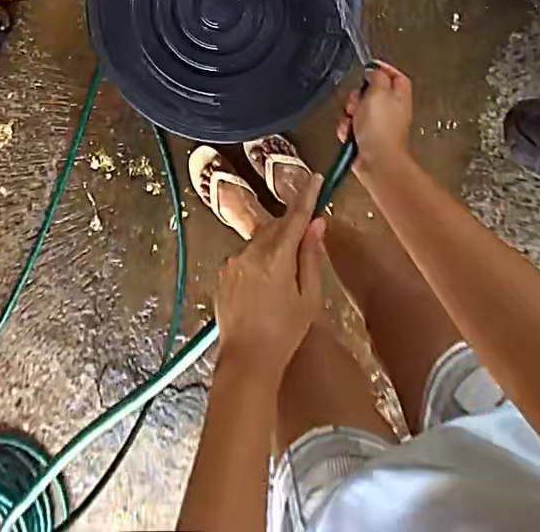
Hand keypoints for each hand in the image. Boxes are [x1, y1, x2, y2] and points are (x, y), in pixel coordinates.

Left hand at [214, 172, 324, 375]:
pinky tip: (264, 287)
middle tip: (304, 247)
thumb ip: (311, 256)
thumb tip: (316, 223)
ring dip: (273, 246)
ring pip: (260, 240)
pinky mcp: (223, 272)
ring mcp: (233, 261)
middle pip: (276, 226)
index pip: (295, 217)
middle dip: (290, 230)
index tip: (315, 177)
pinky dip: (258, 260)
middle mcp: (251, 252)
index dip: (307, 196)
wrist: (246, 361)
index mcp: (276, 257)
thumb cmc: (284, 332)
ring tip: (282, 279)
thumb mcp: (308, 297)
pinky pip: (245, 255)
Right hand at [337, 61, 413, 164]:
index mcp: (399, 97)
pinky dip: (347, 129)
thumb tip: (374, 71)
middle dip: (358, 95)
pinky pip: (351, 126)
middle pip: (371, 92)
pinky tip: (350, 134)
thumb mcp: (379, 91)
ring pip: (357, 109)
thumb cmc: (382, 129)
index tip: (370, 67)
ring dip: (350, 114)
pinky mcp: (366, 138)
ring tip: (354, 121)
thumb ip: (377, 76)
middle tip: (358, 101)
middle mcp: (390, 110)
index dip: (383, 69)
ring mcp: (378, 125)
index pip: (395, 76)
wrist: (377, 160)